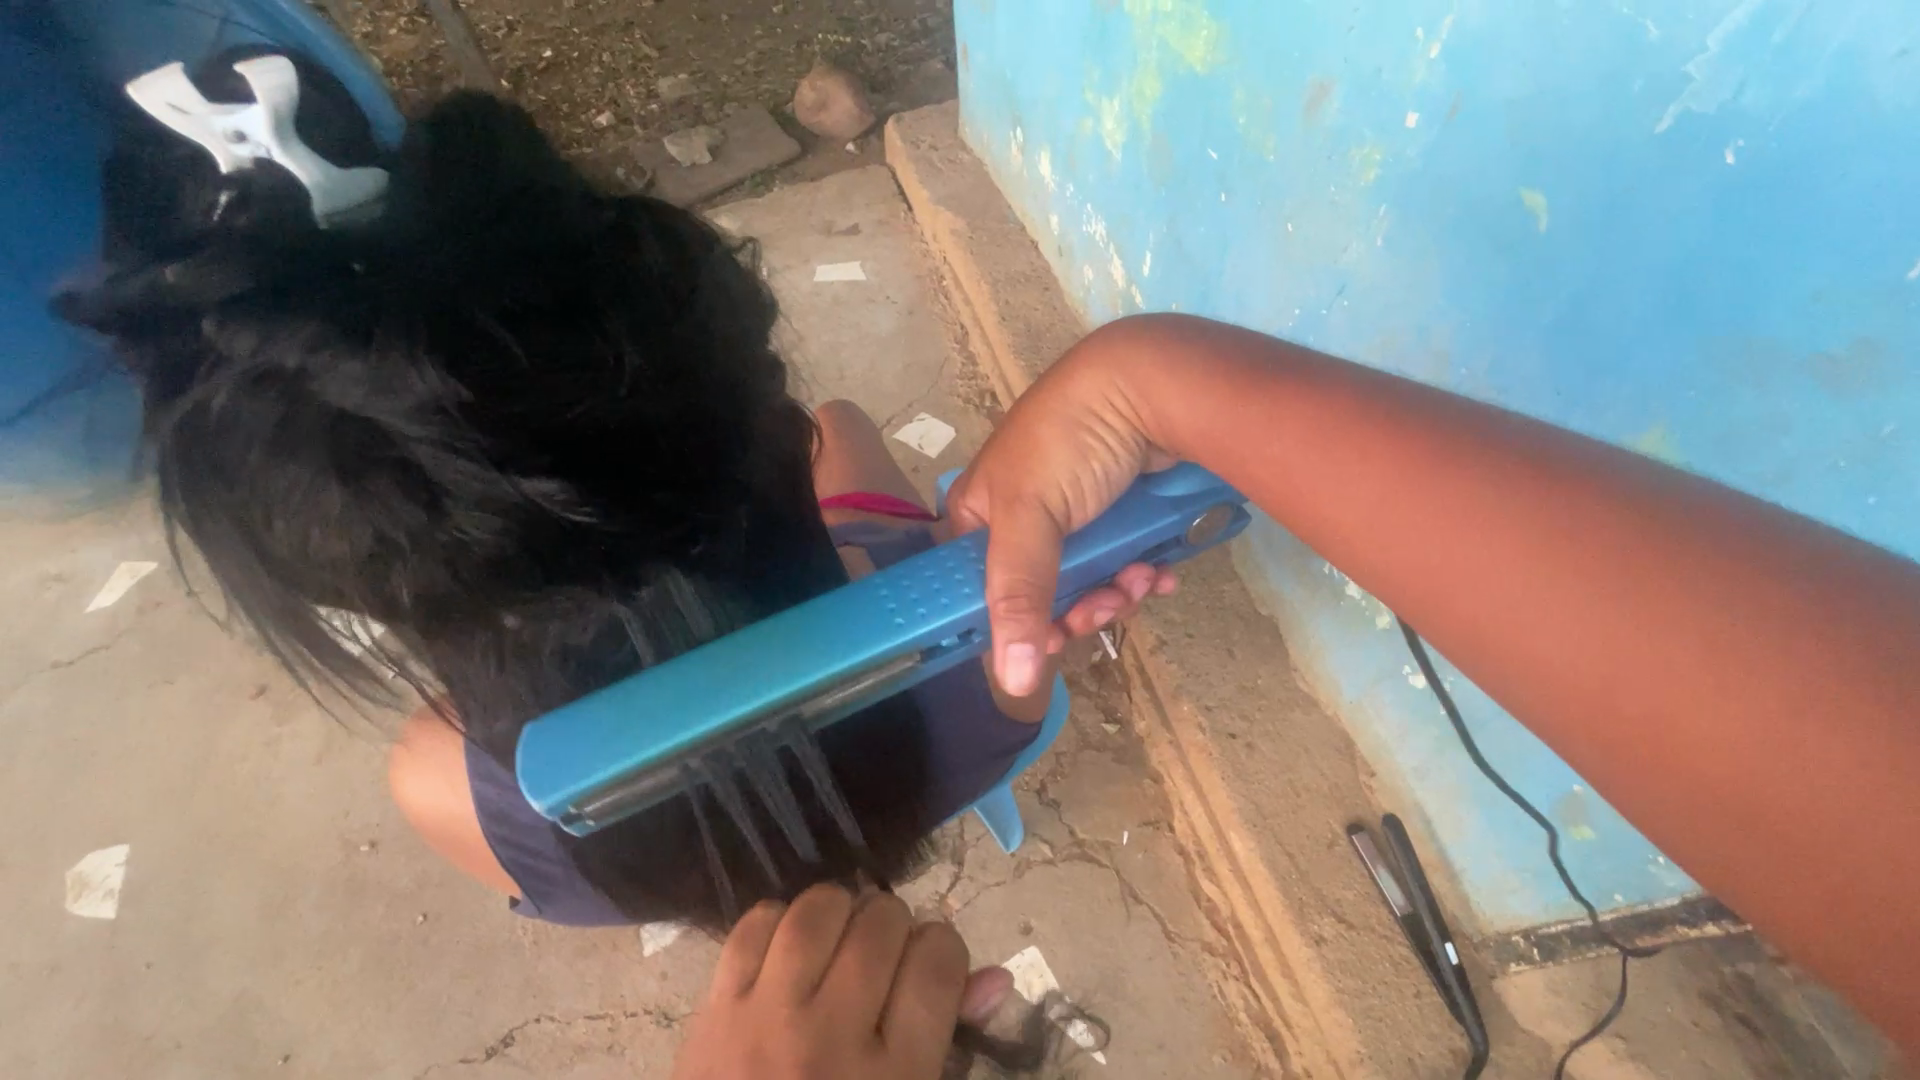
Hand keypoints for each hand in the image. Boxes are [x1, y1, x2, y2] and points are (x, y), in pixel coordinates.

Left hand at [671, 886, 1012, 1079]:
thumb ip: (951, 1043)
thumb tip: (994, 977)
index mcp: (893, 1079)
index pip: (937, 964)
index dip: (943, 947)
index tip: (929, 963)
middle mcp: (831, 1042)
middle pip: (881, 925)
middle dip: (893, 924)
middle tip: (883, 954)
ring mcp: (766, 1023)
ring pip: (817, 912)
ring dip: (840, 910)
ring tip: (840, 936)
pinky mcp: (713, 1014)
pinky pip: (753, 927)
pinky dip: (779, 921)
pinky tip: (789, 950)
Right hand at [947, 338, 1179, 696]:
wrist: (1150, 383)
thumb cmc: (1069, 443)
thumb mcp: (1030, 517)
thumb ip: (1018, 596)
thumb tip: (1010, 683)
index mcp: (979, 513)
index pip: (979, 588)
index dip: (1010, 623)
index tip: (1045, 643)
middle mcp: (1020, 519)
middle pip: (1037, 594)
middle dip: (1076, 607)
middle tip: (1105, 606)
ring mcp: (1072, 517)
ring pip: (1084, 584)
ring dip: (1115, 593)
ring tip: (1141, 578)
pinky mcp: (1116, 515)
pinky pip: (1119, 563)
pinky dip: (1138, 574)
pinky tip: (1160, 571)